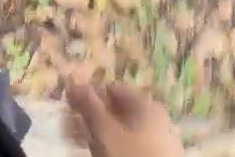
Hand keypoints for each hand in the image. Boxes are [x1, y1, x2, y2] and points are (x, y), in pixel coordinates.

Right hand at [66, 84, 183, 156]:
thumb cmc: (130, 155)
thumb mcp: (104, 130)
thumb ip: (88, 104)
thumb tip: (74, 85)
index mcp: (147, 106)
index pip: (112, 89)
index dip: (89, 94)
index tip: (72, 104)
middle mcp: (158, 120)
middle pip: (118, 110)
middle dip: (94, 115)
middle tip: (75, 124)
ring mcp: (162, 143)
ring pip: (124, 131)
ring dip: (102, 132)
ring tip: (84, 141)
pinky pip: (133, 146)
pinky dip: (115, 146)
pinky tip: (102, 152)